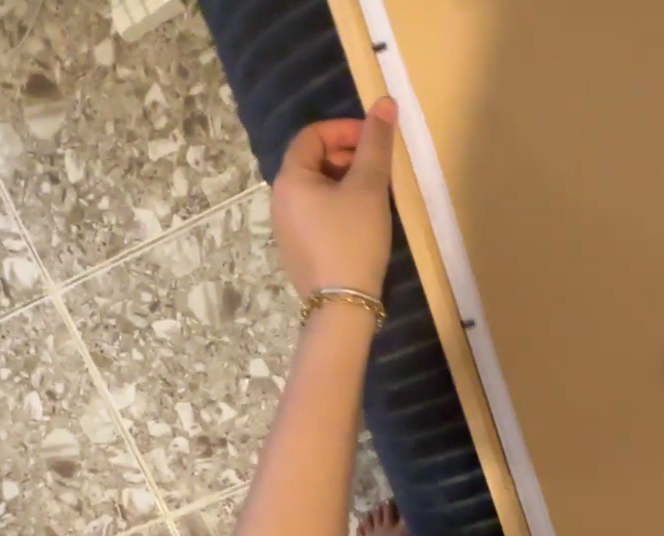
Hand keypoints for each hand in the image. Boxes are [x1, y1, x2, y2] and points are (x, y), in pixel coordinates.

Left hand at [271, 98, 398, 298]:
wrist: (342, 306)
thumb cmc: (353, 240)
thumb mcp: (369, 187)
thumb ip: (376, 143)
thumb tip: (384, 102)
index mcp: (290, 179)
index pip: (312, 136)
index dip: (344, 129)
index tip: (374, 138)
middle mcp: (279, 201)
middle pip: (311, 162)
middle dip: (344, 155)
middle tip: (376, 166)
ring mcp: (284, 230)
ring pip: (314, 190)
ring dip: (342, 181)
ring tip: (372, 193)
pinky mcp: (296, 252)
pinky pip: (314, 216)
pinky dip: (335, 207)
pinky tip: (359, 222)